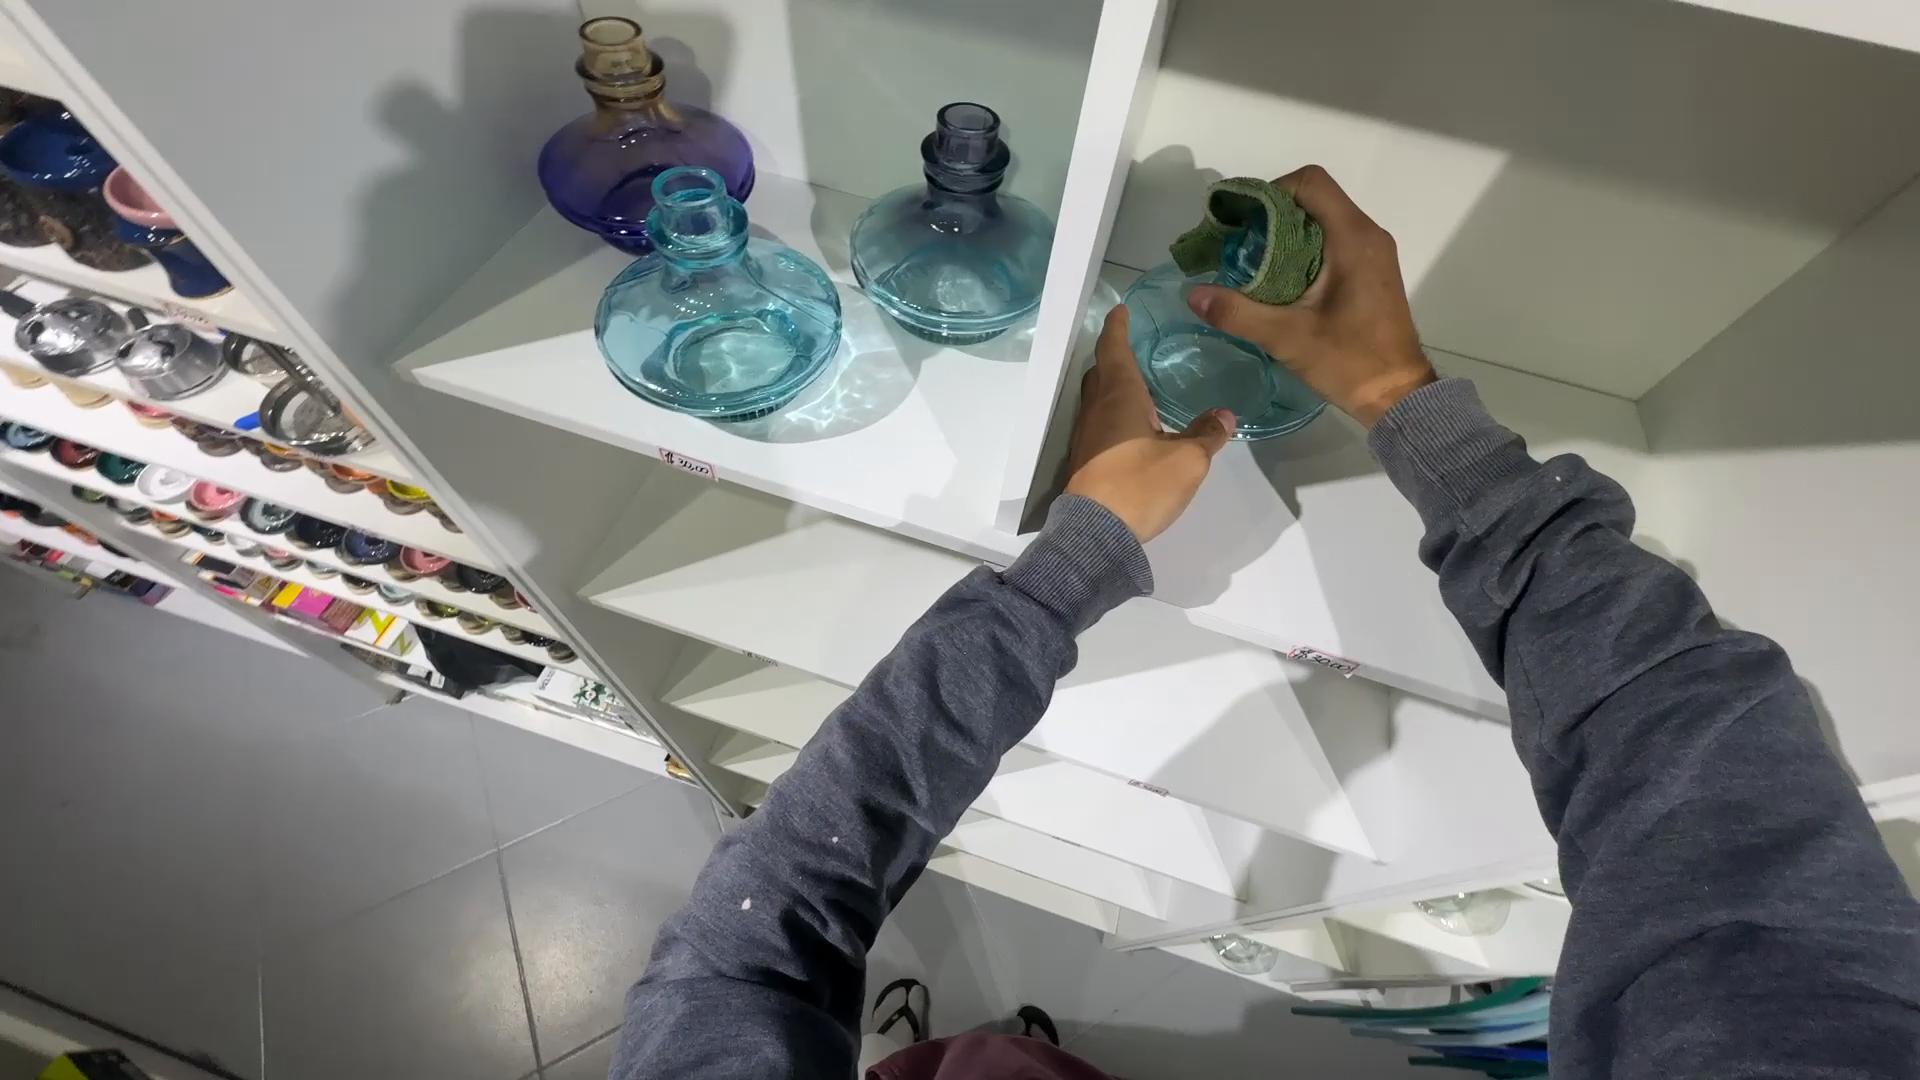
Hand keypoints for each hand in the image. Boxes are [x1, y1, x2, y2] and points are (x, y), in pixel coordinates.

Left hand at [1063, 306, 1233, 542]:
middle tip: (1134, 347)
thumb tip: (1224, 416)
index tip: (1121, 310)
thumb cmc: (1139, 486)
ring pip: (1097, 400)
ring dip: (1113, 388)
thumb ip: (1207, 434)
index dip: (1118, 327)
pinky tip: (1132, 428)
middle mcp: (1096, 410)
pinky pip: (1099, 425)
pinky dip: (1113, 415)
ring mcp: (1086, 438)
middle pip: (1100, 373)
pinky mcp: (1085, 462)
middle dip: (1114, 356)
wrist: (1096, 534)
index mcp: (1118, 396)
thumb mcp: (1187, 460)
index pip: (1113, 349)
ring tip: (1139, 386)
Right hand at [1187, 165, 1435, 427]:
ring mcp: (1370, 254)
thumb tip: (1194, 294)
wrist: (1396, 394)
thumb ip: (1238, 312)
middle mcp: (1366, 236)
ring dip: (1282, 237)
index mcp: (1352, 239)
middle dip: (1269, 216)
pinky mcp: (1367, 273)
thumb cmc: (1348, 361)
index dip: (1269, 192)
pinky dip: (1298, 253)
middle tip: (1234, 246)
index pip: (1310, 183)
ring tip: (1248, 266)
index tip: (1237, 221)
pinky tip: (1274, 284)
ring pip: (1320, 223)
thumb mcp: (1286, 338)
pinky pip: (1328, 245)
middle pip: (1312, 200)